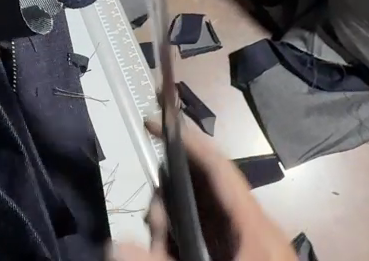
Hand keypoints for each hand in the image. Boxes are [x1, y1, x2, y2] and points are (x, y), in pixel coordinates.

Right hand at [115, 120, 295, 260]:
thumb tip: (114, 247)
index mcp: (255, 229)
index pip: (219, 167)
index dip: (187, 138)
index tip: (153, 121)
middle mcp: (253, 232)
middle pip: (202, 193)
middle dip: (168, 203)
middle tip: (151, 231)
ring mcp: (249, 250)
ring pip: (200, 221)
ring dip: (172, 231)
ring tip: (159, 255)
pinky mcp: (241, 260)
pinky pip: (206, 241)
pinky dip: (182, 245)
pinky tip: (167, 257)